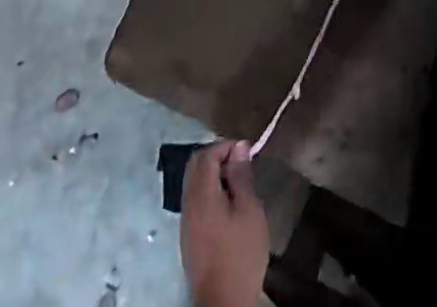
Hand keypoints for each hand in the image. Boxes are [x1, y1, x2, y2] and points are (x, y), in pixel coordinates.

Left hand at [181, 140, 268, 306]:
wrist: (224, 299)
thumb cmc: (241, 251)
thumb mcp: (249, 209)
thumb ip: (241, 176)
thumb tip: (239, 146)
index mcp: (201, 196)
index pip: (206, 155)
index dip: (226, 145)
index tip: (248, 150)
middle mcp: (188, 204)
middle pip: (195, 166)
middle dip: (218, 155)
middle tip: (244, 161)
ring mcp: (186, 220)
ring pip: (195, 182)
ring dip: (215, 172)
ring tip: (240, 180)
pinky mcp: (190, 234)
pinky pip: (196, 198)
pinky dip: (212, 188)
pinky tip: (230, 201)